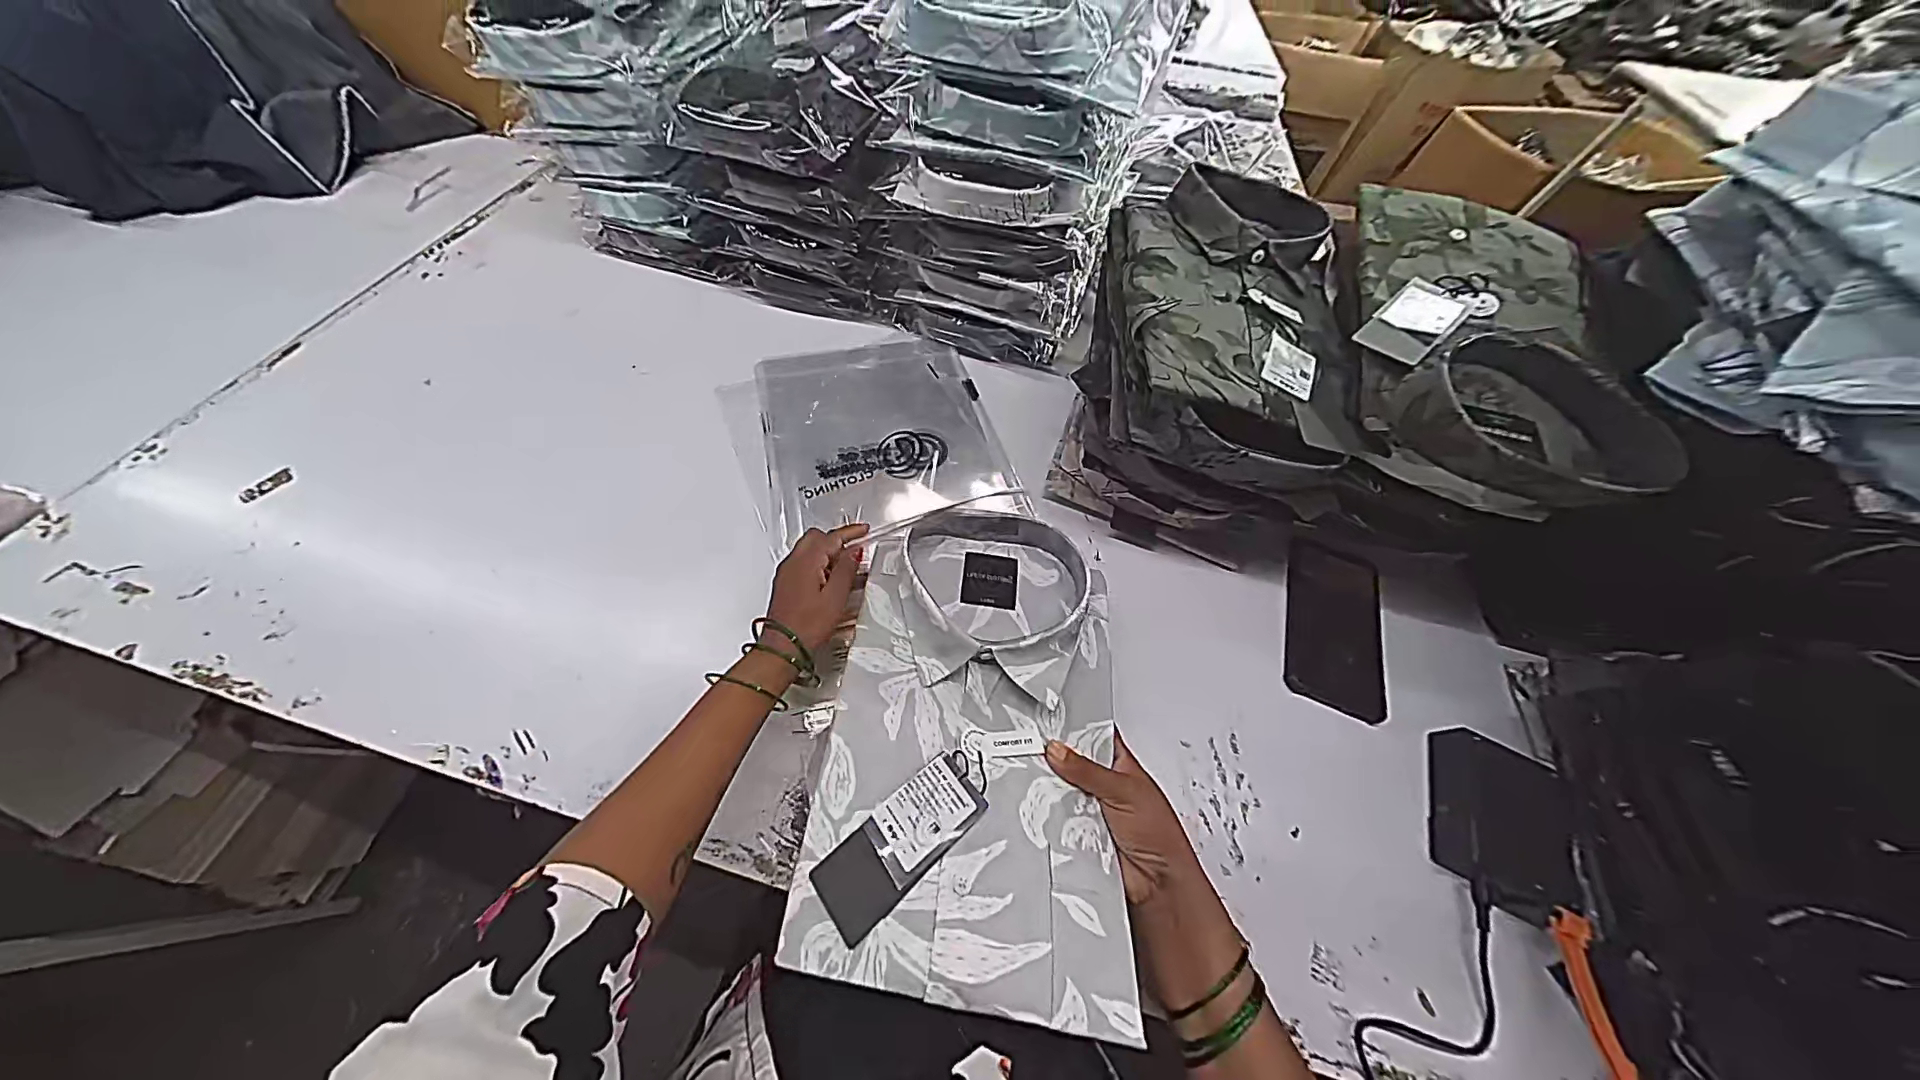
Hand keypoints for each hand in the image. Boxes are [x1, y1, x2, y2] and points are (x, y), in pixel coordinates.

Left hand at [765, 524, 866, 652]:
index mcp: (806, 562)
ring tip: (847, 570)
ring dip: (828, 554)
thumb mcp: (835, 597)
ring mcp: (786, 574)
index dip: (850, 532)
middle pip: (817, 538)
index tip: (863, 531)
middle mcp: (792, 563)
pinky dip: (819, 565)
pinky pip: (803, 564)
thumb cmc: (805, 627)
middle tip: (856, 549)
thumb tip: (854, 552)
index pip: (831, 537)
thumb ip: (846, 569)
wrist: (783, 647)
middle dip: (838, 541)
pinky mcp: (785, 585)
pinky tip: (831, 582)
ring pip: (810, 551)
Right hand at [1045, 733, 1202, 906]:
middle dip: (1055, 759)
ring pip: (1060, 789)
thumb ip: (1088, 770)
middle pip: (1070, 762)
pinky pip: (1055, 815)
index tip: (1049, 721)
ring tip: (1034, 776)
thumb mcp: (1123, 790)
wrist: (1157, 885)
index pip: (1093, 736)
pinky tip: (1039, 806)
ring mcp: (1088, 807)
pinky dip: (1048, 812)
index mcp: (1119, 764)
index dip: (1074, 727)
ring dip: (1050, 788)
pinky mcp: (1077, 829)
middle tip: (1035, 750)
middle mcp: (1102, 784)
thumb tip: (1057, 749)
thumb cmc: (1159, 834)